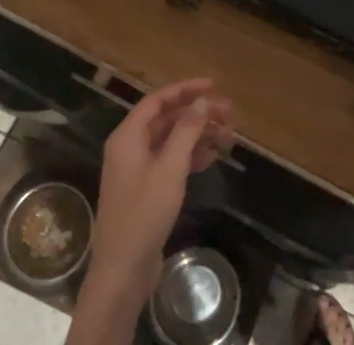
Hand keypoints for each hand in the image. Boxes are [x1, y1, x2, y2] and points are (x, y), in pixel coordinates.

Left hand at [86, 78, 234, 303]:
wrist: (124, 268)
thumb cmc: (144, 213)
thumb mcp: (169, 169)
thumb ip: (186, 131)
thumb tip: (202, 101)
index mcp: (128, 136)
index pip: (158, 100)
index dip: (185, 89)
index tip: (214, 86)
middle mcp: (130, 147)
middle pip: (166, 119)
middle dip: (197, 114)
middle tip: (230, 114)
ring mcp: (137, 169)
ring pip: (171, 141)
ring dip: (198, 135)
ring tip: (229, 136)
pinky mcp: (147, 189)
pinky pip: (171, 162)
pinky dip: (191, 157)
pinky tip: (213, 157)